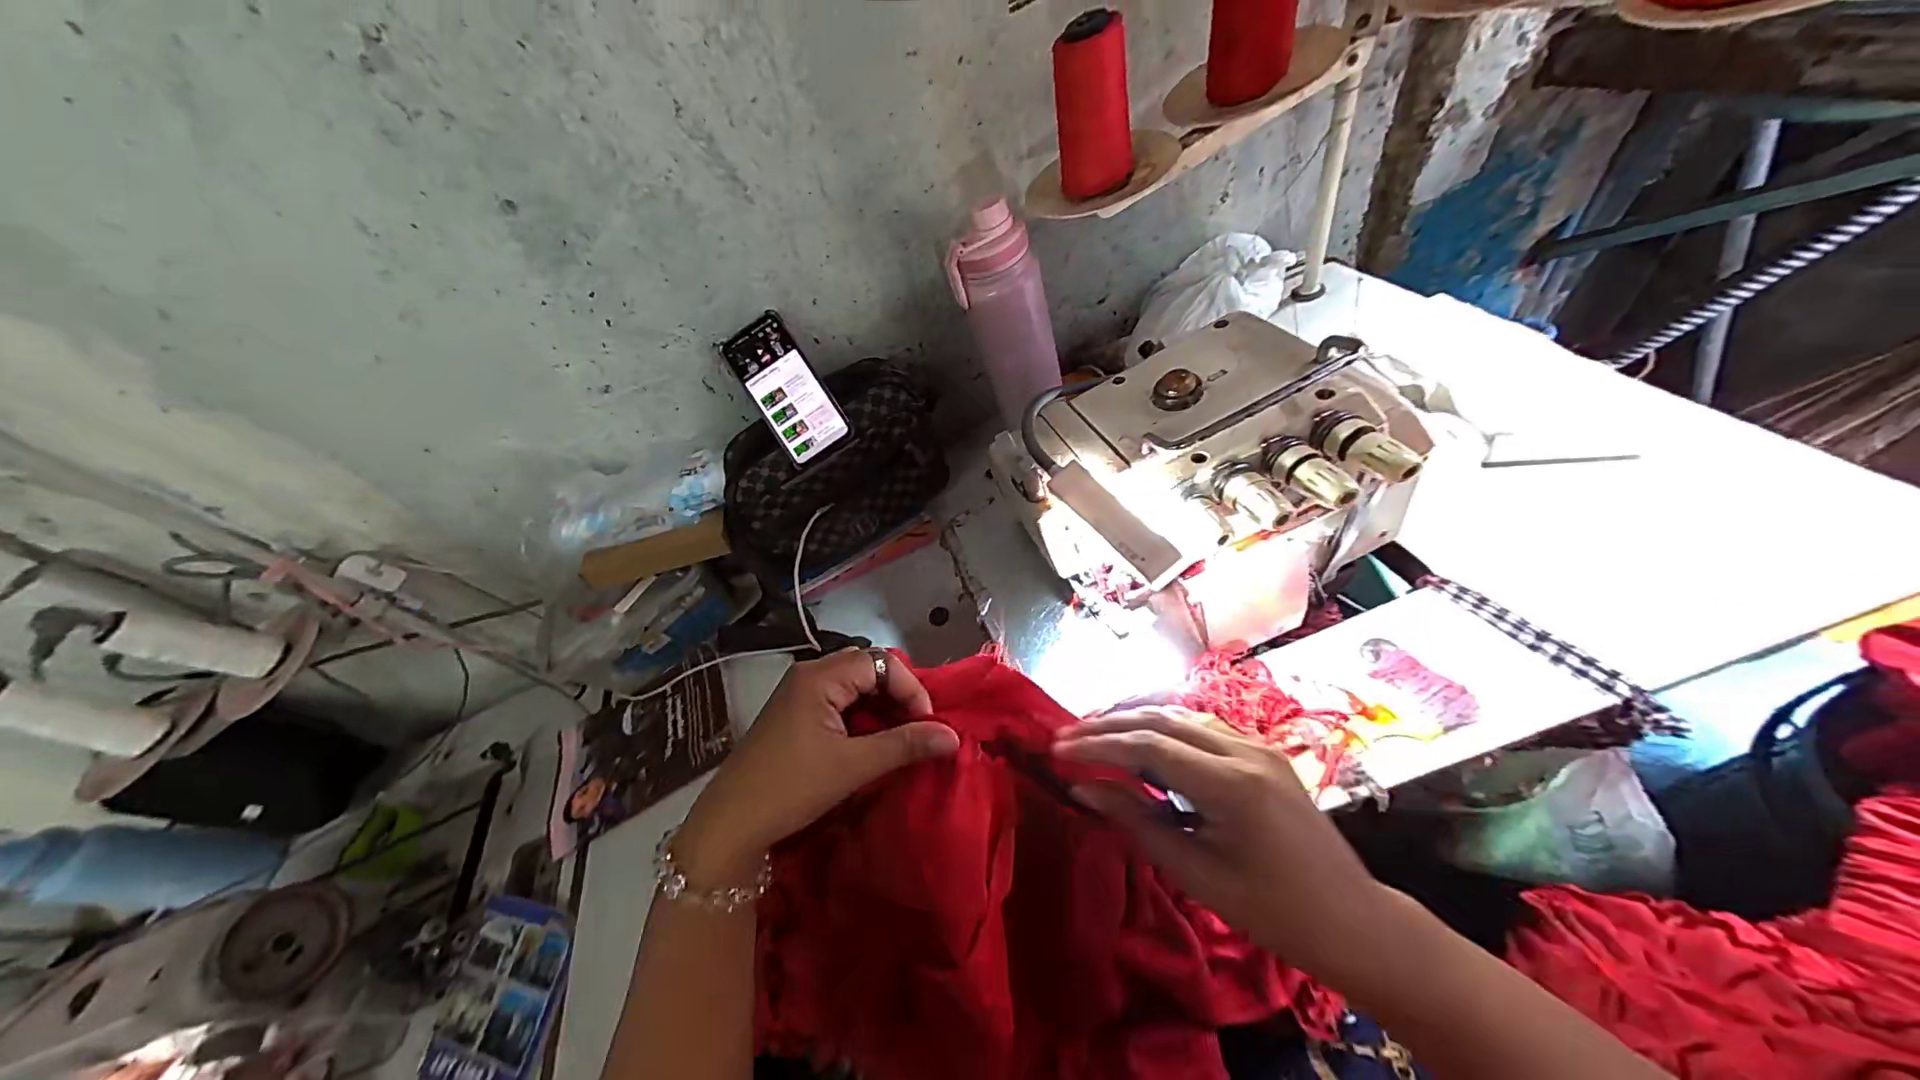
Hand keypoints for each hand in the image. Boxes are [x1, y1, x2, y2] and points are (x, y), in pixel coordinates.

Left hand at [675, 647, 958, 884]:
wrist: (730, 825)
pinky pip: (840, 701)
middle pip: (868, 667)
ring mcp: (799, 693)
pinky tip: (873, 742)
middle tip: (918, 727)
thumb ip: (904, 745)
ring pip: (855, 685)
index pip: (880, 662)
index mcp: (819, 677)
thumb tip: (953, 736)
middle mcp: (809, 675)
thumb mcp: (852, 767)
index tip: (927, 724)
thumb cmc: (790, 788)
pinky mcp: (796, 714)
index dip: (910, 688)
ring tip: (902, 736)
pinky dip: (863, 717)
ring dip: (882, 707)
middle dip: (899, 694)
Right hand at [1053, 706, 1387, 975]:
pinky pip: (1203, 727)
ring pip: (1182, 715)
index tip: (1057, 750)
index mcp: (1232, 783)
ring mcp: (1258, 745)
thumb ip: (1137, 820)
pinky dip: (1164, 729)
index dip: (1097, 745)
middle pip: (1162, 719)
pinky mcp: (1263, 752)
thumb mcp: (1195, 871)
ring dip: (1135, 720)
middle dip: (1109, 724)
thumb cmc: (1272, 911)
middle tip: (1066, 735)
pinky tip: (1140, 740)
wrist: (1352, 920)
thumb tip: (1083, 789)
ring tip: (1093, 733)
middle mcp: (1246, 749)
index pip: (1148, 745)